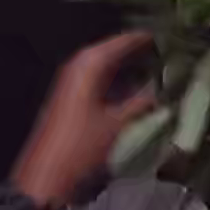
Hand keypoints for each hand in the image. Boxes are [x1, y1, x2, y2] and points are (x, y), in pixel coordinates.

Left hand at [10, 31, 157, 205]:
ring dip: (124, 65)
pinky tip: (128, 87)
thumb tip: (159, 94)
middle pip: (111, 49)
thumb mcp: (116, 125)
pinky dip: (113, 77)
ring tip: (148, 66)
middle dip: (133, 50)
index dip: (141, 38)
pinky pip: (96, 75)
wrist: (47, 174)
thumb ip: (140, 105)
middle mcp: (80, 62)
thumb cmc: (82, 144)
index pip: (121, 41)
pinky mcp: (70, 93)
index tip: (161, 35)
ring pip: (103, 63)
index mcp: (91, 62)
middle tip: (158, 51)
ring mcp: (72, 77)